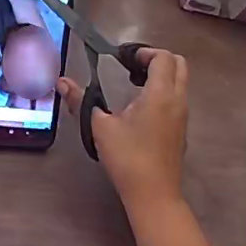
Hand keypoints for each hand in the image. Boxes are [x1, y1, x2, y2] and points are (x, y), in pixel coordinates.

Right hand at [59, 48, 188, 208]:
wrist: (153, 194)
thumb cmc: (127, 158)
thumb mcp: (100, 128)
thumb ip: (81, 101)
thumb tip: (62, 82)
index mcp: (161, 93)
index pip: (163, 58)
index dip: (144, 52)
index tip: (123, 58)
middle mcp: (178, 100)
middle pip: (178, 65)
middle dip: (156, 60)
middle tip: (130, 67)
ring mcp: (183, 117)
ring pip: (180, 84)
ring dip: (161, 77)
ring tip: (133, 87)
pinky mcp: (181, 131)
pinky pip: (177, 101)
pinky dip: (164, 94)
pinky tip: (140, 111)